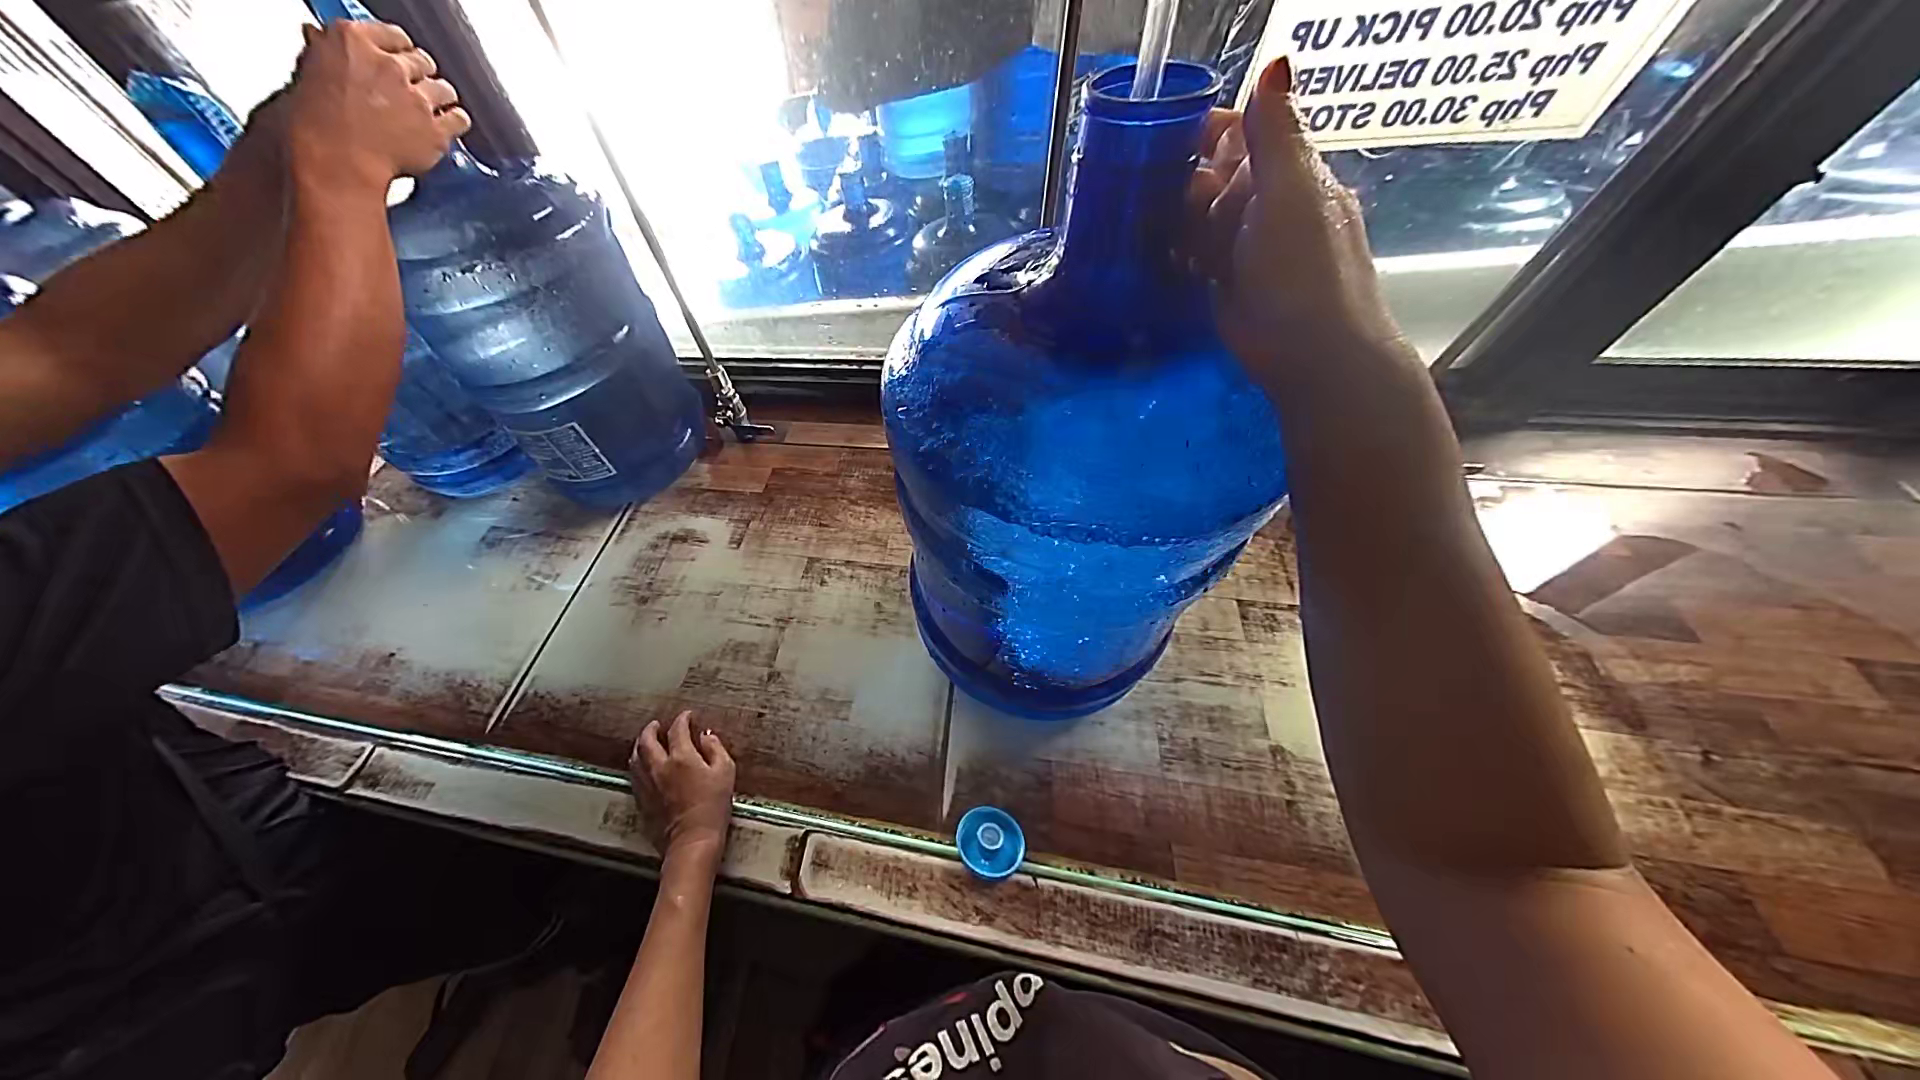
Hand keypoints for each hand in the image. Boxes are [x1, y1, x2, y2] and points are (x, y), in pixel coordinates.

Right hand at [282, 19, 468, 191]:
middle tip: (417, 86)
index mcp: (353, 41)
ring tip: (433, 107)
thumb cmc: (316, 117)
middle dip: (421, 74)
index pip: (393, 36)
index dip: (401, 49)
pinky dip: (456, 121)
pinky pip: (459, 119)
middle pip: (422, 62)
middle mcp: (390, 67)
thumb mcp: (312, 69)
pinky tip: (450, 125)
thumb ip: (330, 53)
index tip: (403, 56)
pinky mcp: (436, 130)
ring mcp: (418, 100)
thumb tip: (324, 39)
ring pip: (444, 89)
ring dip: (440, 97)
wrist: (336, 155)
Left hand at [629, 711, 735, 860]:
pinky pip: (634, 775)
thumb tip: (707, 736)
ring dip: (640, 745)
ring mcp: (647, 784)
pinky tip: (643, 765)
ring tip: (646, 741)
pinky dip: (637, 763)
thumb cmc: (713, 806)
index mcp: (682, 758)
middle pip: (647, 741)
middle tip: (657, 724)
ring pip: (636, 757)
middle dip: (651, 729)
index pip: (677, 730)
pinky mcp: (642, 800)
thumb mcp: (725, 772)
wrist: (692, 840)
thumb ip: (715, 749)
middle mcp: (659, 767)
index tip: (687, 716)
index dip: (682, 719)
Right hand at [1184, 57, 1418, 395]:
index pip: (1243, 134)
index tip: (1166, 139)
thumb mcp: (1291, 192)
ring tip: (1145, 224)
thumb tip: (1276, 60)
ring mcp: (1243, 247)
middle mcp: (1265, 205)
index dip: (1206, 132)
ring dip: (1174, 219)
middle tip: (1154, 195)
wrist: (1309, 351)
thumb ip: (1275, 134)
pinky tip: (1156, 254)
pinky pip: (1194, 255)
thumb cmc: (1303, 268)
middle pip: (1213, 177)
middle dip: (1184, 181)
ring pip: (1199, 218)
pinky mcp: (1223, 282)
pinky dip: (1176, 251)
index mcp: (1289, 174)